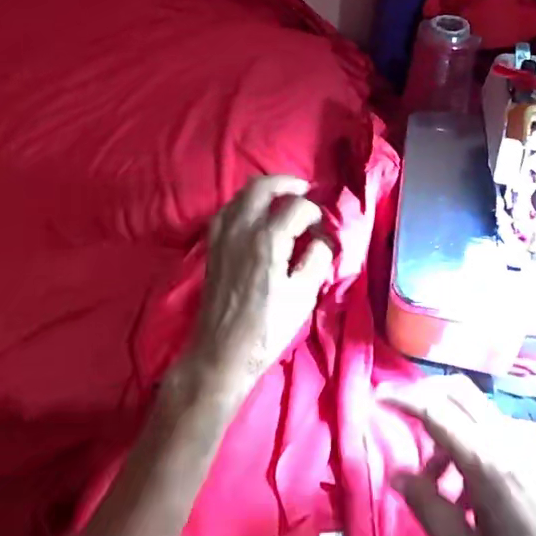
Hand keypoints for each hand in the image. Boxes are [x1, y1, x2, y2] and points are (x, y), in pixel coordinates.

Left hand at [178, 175, 333, 401]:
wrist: (221, 352)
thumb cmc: (266, 328)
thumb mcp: (302, 297)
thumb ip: (317, 260)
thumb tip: (323, 239)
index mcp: (267, 240)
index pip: (297, 207)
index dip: (315, 212)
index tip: (323, 227)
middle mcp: (241, 228)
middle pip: (262, 186)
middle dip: (287, 183)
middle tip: (305, 190)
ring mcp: (222, 234)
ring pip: (242, 193)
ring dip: (265, 190)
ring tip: (283, 199)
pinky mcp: (212, 244)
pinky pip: (228, 208)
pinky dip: (245, 202)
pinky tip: (256, 215)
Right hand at [385, 378, 535, 535]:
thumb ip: (432, 514)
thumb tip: (397, 473)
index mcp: (492, 464)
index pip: (436, 410)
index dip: (401, 398)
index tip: (376, 399)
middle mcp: (516, 442)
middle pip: (460, 393)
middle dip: (427, 404)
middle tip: (409, 439)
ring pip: (483, 416)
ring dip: (455, 435)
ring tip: (448, 491)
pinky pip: (507, 435)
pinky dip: (481, 447)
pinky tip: (483, 498)